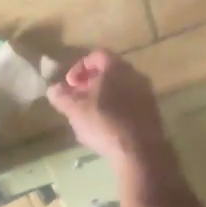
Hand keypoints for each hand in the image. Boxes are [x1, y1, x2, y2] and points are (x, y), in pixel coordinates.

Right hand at [46, 49, 170, 168]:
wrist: (140, 151)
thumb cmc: (104, 123)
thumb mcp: (74, 110)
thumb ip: (61, 96)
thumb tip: (53, 89)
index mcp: (116, 68)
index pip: (97, 55)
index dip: (79, 67)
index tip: (69, 84)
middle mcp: (135, 75)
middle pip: (109, 72)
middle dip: (90, 83)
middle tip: (77, 99)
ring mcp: (146, 93)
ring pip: (120, 88)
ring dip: (103, 97)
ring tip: (90, 115)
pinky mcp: (152, 112)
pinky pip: (129, 103)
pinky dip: (116, 109)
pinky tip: (106, 127)